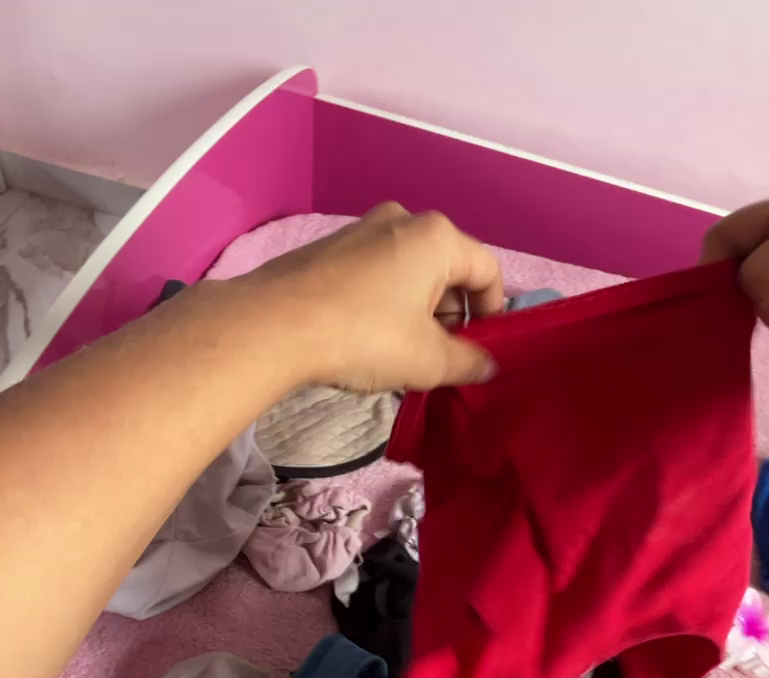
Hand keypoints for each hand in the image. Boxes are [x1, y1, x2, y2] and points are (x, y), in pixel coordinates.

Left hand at [207, 203, 507, 392]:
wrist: (274, 327)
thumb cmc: (365, 338)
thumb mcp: (429, 361)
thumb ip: (469, 363)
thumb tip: (487, 366)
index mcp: (437, 238)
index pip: (488, 272)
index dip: (494, 314)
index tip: (482, 350)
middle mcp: (402, 221)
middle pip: (448, 271)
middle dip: (451, 316)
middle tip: (440, 358)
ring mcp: (360, 230)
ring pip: (410, 274)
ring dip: (417, 313)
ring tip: (401, 354)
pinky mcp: (328, 249)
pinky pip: (375, 275)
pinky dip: (385, 304)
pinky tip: (366, 339)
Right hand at [703, 181, 768, 378]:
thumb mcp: (767, 266)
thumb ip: (736, 265)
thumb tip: (740, 282)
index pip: (732, 227)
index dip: (714, 263)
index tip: (716, 299)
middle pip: (751, 248)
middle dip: (740, 280)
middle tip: (745, 309)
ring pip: (768, 272)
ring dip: (759, 297)